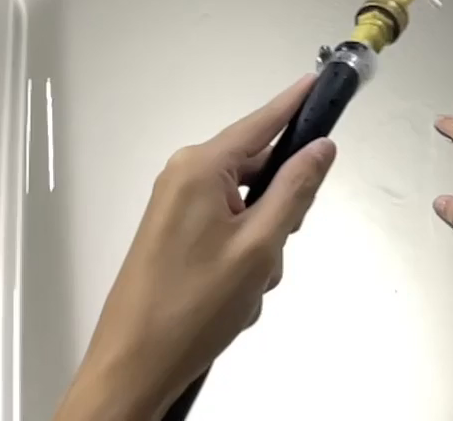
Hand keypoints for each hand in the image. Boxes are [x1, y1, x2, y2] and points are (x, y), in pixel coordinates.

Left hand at [56, 75, 336, 420]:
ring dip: (261, 242)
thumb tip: (322, 147)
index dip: (294, 103)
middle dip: (279, 208)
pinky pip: (226, 225)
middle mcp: (185, 176)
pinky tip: (236, 294)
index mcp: (201, 168)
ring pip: (245, 204)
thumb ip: (295, 189)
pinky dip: (241, 254)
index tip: (318, 80)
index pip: (261, 123)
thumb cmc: (194, 306)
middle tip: (279, 246)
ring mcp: (176, 206)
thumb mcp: (259, 246)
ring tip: (249, 286)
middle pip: (256, 169)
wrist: (130, 371)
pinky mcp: (174, 234)